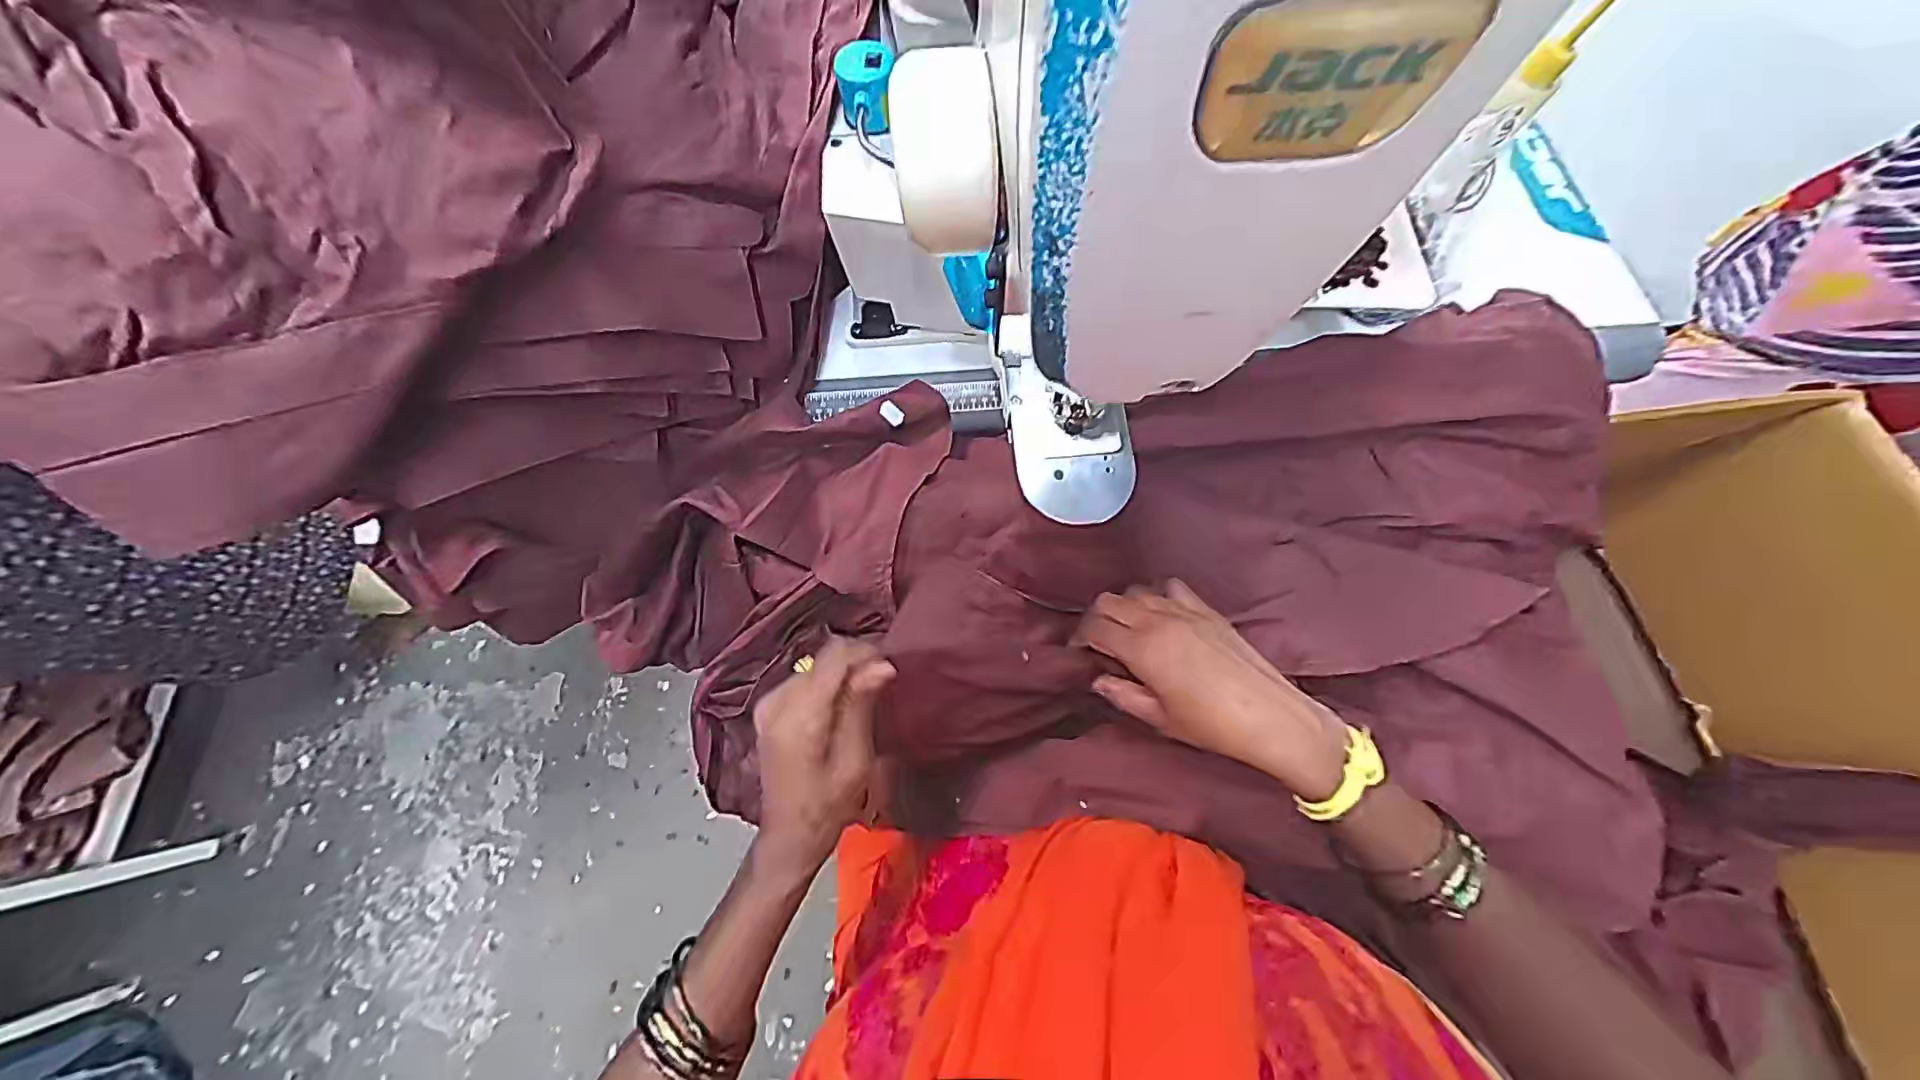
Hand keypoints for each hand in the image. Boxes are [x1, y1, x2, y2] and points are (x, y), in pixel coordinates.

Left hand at [752, 636, 895, 871]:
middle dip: (855, 663)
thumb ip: (861, 706)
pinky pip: (803, 680)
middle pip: (823, 658)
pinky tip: (840, 707)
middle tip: (882, 684)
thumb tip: (881, 664)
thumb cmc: (828, 806)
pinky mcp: (767, 709)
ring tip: (865, 697)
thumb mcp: (855, 760)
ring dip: (841, 674)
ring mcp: (767, 704)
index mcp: (799, 715)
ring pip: (814, 666)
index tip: (889, 667)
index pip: (834, 656)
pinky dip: (825, 685)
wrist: (789, 836)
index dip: (865, 652)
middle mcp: (776, 701)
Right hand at [1074, 580, 1349, 799]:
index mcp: (1142, 648)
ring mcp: (1185, 611)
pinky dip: (1158, 597)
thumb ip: (1124, 695)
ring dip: (1125, 607)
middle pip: (1109, 601)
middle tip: (1099, 641)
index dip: (1080, 637)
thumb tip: (1100, 679)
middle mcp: (1158, 621)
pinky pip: (1171, 588)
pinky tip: (1163, 617)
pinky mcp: (1207, 610)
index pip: (1095, 627)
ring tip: (1129, 629)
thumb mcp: (1159, 719)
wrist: (1271, 717)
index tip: (1079, 651)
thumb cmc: (1211, 725)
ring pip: (1137, 591)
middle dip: (1096, 618)